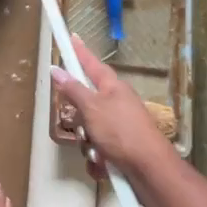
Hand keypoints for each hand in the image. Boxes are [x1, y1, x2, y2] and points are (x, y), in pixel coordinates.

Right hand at [51, 34, 175, 177]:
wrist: (151, 169)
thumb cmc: (121, 131)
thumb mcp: (92, 108)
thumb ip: (73, 90)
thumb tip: (56, 69)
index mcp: (111, 87)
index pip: (91, 63)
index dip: (80, 51)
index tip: (72, 37)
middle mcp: (116, 103)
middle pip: (86, 104)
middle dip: (80, 121)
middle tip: (82, 126)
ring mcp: (120, 126)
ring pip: (90, 130)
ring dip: (89, 145)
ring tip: (97, 153)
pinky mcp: (121, 148)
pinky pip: (99, 151)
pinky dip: (99, 160)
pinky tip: (103, 168)